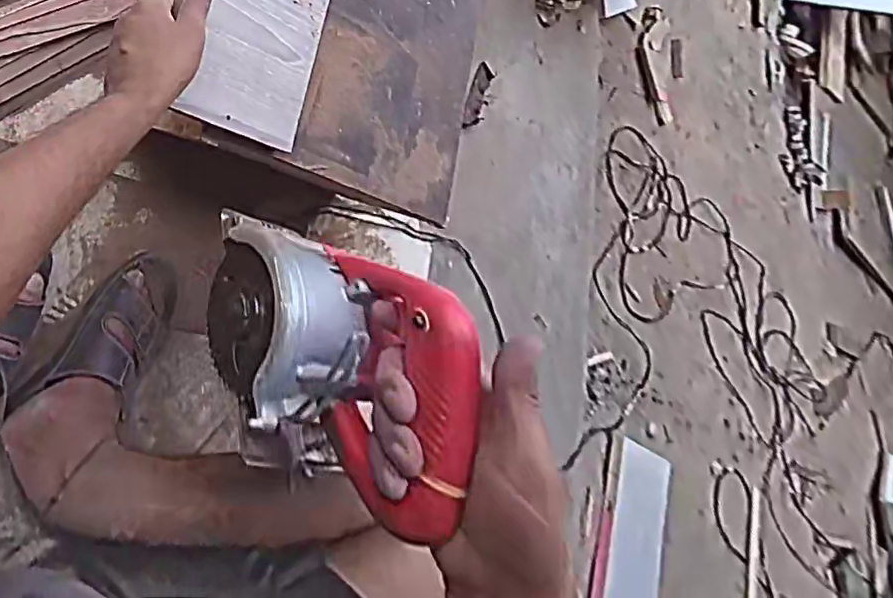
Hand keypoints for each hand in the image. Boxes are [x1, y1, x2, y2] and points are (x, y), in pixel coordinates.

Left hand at [106, 0, 211, 117]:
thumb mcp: (192, 33)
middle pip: (152, 12)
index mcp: (148, 5)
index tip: (188, 25)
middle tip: (181, 44)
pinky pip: (131, 50)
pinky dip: (141, 56)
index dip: (181, 9)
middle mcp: (128, 16)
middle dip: (165, 24)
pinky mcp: (113, 57)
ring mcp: (117, 37)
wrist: (136, 99)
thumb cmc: (165, 66)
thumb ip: (196, 6)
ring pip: (140, 31)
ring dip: (152, 40)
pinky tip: (152, 69)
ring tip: (167, 59)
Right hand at [377, 335, 569, 597]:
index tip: (385, 321)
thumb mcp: (526, 457)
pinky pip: (365, 444)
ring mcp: (415, 437)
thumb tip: (526, 345)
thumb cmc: (524, 531)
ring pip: (377, 409)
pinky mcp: (393, 462)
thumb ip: (515, 397)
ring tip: (415, 468)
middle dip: (392, 391)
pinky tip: (401, 482)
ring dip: (389, 437)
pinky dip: (375, 462)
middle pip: (395, 371)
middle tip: (408, 415)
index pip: (433, 346)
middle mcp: (441, 412)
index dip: (405, 329)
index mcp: (473, 399)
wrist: (496, 585)